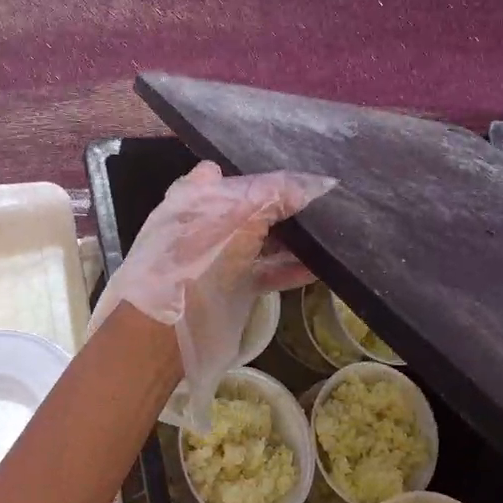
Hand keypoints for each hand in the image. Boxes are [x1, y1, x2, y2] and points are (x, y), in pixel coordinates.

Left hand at [91, 162, 334, 429]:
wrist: (172, 325)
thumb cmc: (201, 255)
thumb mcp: (241, 213)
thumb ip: (276, 193)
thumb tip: (312, 184)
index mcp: (196, 198)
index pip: (233, 177)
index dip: (263, 177)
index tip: (298, 182)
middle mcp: (208, 225)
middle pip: (252, 209)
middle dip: (284, 207)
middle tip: (322, 204)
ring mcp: (221, 259)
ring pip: (262, 241)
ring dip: (293, 239)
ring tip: (330, 233)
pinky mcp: (234, 287)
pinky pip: (267, 271)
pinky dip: (291, 269)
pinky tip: (320, 267)